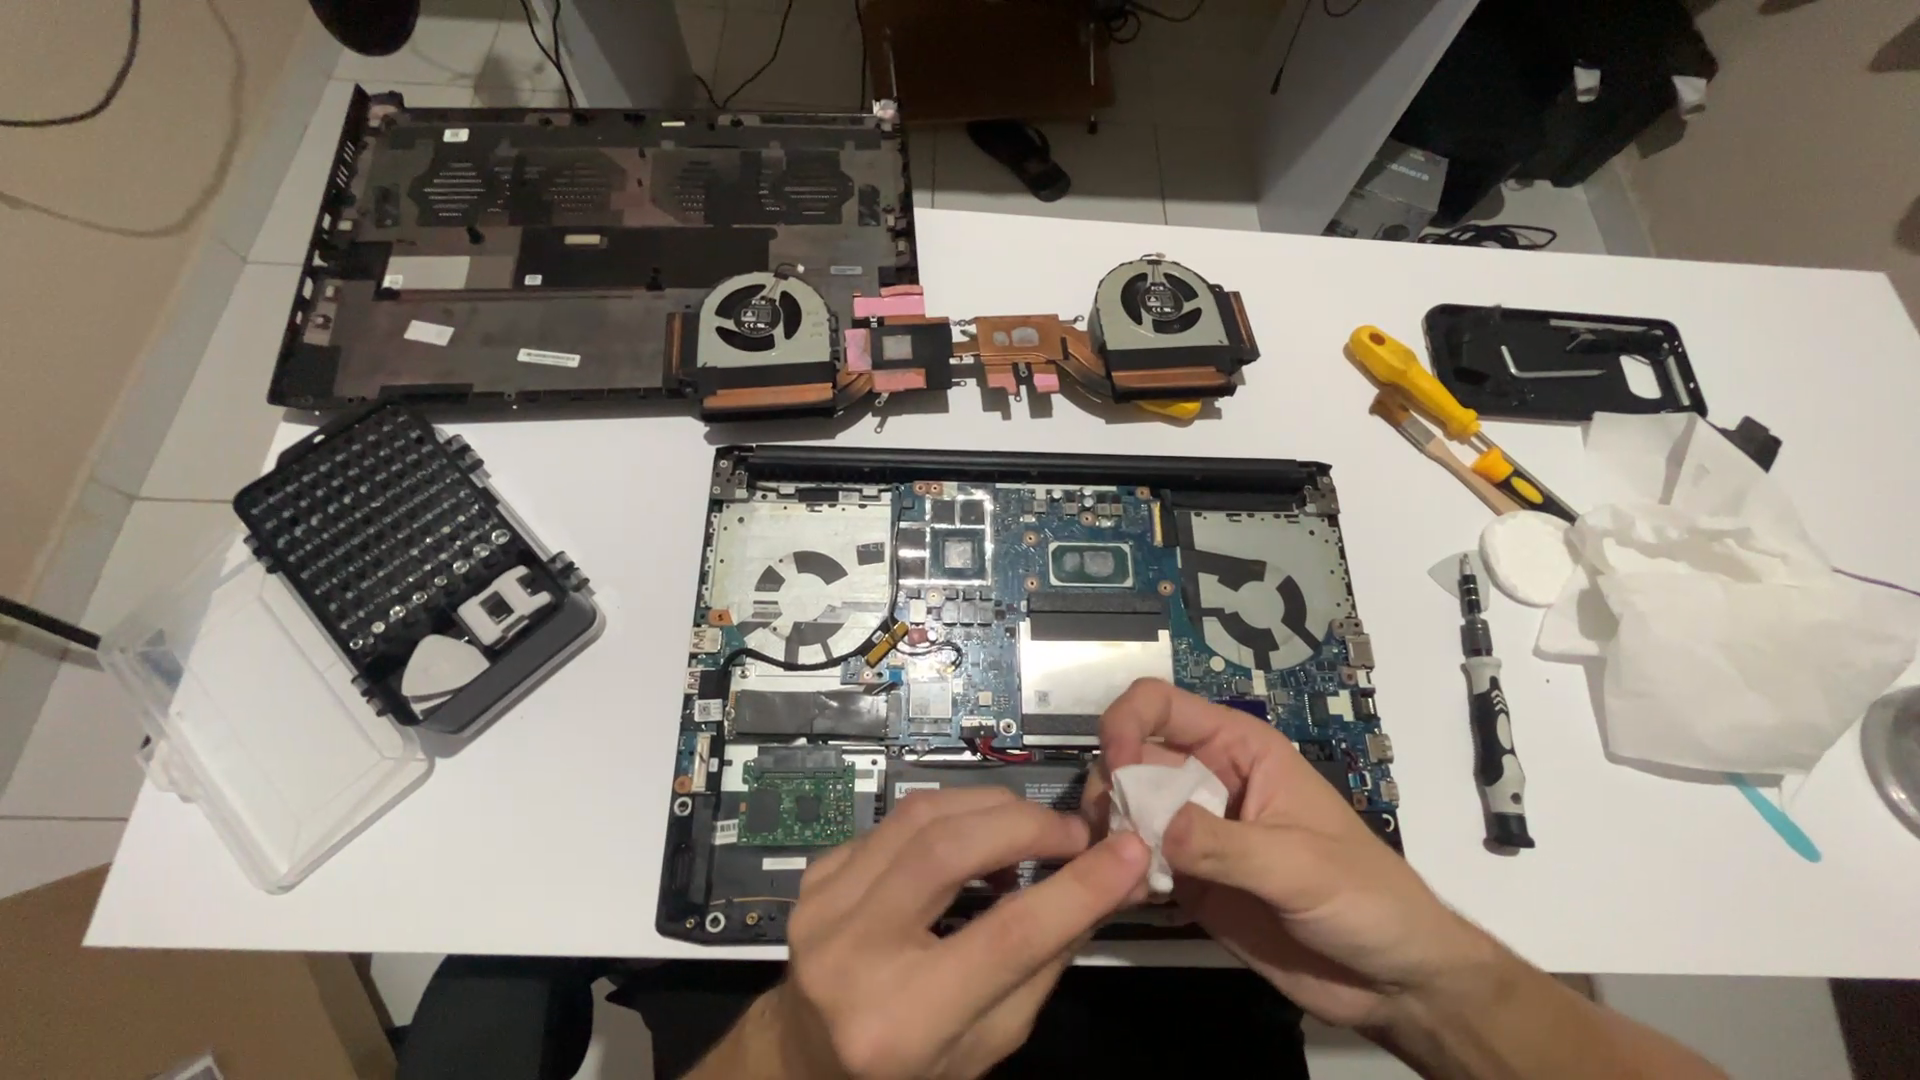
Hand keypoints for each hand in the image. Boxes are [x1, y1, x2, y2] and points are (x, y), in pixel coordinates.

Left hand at [758, 787, 1150, 1078]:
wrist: (807, 1058)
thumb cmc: (910, 1071)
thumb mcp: (991, 1040)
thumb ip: (1047, 958)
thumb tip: (1112, 882)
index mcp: (901, 1023)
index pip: (1006, 938)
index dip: (1076, 888)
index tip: (1129, 850)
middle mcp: (849, 956)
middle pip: (948, 851)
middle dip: (1026, 825)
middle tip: (1074, 831)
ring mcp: (822, 906)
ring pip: (919, 816)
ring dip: (990, 807)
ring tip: (1030, 829)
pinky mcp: (815, 875)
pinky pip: (895, 822)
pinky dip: (949, 817)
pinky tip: (974, 839)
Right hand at [1087, 679, 1495, 1030]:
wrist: (1393, 980)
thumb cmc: (1365, 898)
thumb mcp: (1299, 865)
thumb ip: (1224, 845)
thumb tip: (1153, 827)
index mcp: (1238, 749)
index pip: (1162, 705)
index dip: (1128, 722)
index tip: (1118, 767)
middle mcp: (1205, 779)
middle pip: (1131, 757)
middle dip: (1113, 788)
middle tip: (1115, 837)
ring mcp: (1191, 830)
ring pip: (1124, 808)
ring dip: (1110, 833)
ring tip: (1119, 872)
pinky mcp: (1184, 878)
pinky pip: (1133, 860)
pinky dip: (1118, 872)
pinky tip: (1126, 895)